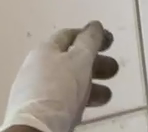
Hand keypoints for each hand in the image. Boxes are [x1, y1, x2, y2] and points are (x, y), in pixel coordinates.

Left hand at [0, 21, 118, 131]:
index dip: (91, 36)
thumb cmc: (59, 89)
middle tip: (113, 70)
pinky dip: (77, 99)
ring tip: (106, 95)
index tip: (110, 43)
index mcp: (46, 49)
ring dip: (90, 85)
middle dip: (96, 63)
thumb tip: (95, 25)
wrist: (34, 131)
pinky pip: (61, 99)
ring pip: (68, 82)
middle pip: (71, 60)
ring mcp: (35, 91)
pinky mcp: (36, 111)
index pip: (70, 35)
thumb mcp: (80, 59)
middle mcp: (37, 67)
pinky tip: (86, 107)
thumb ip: (90, 40)